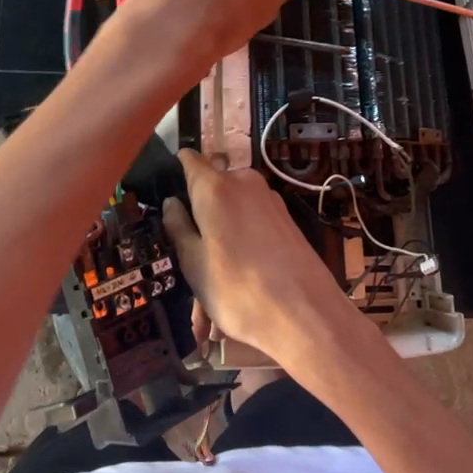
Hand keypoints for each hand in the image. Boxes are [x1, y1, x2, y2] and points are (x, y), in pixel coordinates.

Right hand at [161, 149, 361, 369]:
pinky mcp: (285, 219)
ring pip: (231, 218)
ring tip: (210, 309)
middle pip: (211, 193)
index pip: (189, 159)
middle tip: (188, 271)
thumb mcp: (194, 263)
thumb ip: (178, 227)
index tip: (166, 199)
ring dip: (219, 250)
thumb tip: (171, 202)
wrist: (306, 314)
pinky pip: (251, 229)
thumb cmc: (238, 288)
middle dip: (198, 227)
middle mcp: (243, 182)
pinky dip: (241, 253)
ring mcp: (268, 199)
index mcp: (215, 186)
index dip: (174, 172)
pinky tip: (236, 297)